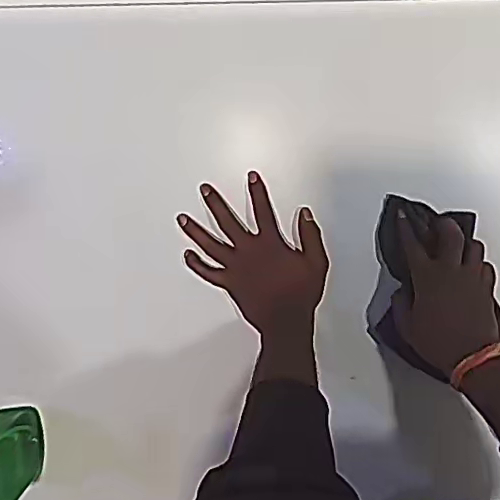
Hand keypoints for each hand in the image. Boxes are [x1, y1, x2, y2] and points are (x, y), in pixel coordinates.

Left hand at [178, 172, 328, 339]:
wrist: (285, 321)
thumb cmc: (300, 294)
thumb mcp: (316, 261)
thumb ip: (310, 236)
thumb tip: (305, 216)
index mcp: (270, 244)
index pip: (262, 210)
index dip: (257, 192)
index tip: (251, 178)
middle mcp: (249, 252)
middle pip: (227, 221)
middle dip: (215, 203)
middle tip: (205, 190)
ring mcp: (236, 268)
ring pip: (209, 244)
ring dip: (195, 230)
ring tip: (183, 219)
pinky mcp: (229, 283)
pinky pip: (208, 272)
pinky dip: (196, 264)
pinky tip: (188, 255)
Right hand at [393, 210, 499, 376]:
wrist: (473, 357)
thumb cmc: (441, 343)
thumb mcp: (408, 327)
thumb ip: (401, 305)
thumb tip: (401, 294)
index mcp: (428, 277)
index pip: (413, 244)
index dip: (405, 227)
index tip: (403, 217)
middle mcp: (451, 271)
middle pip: (451, 233)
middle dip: (443, 223)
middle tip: (437, 223)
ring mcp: (472, 277)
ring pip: (473, 245)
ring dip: (464, 242)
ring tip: (458, 243)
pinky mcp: (486, 288)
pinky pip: (485, 266)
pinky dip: (478, 263)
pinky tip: (473, 268)